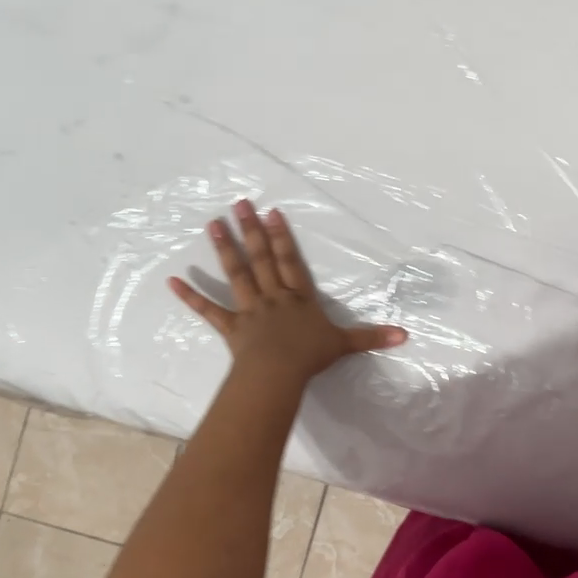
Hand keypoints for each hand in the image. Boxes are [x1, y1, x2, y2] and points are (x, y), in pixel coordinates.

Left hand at [169, 199, 407, 382]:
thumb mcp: (345, 344)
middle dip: (252, 230)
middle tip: (239, 204)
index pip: (290, 261)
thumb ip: (372, 337)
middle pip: (262, 259)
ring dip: (225, 249)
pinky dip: (190, 297)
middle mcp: (273, 297)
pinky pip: (208, 310)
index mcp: (299, 298)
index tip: (272, 212)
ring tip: (213, 224)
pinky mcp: (231, 327)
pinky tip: (172, 281)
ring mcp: (250, 310)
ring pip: (237, 275)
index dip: (282, 236)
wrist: (278, 373)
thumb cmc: (310, 356)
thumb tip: (405, 336)